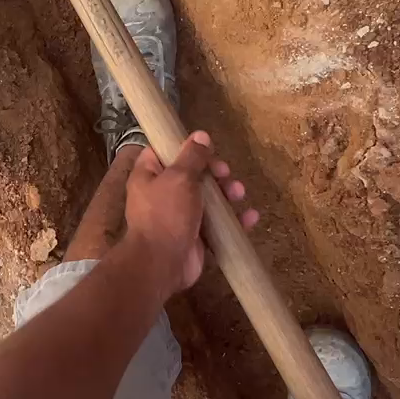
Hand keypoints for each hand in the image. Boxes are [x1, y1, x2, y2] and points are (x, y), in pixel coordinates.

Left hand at [118, 131, 256, 301]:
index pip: (164, 152)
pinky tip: (250, 218)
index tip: (206, 149)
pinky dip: (233, 220)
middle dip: (213, 173)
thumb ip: (192, 156)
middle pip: (192, 175)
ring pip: (207, 199)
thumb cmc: (165, 214)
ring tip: (238, 194)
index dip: (185, 148)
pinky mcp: (194, 236)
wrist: (162, 263)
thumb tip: (200, 135)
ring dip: (226, 194)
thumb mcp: (179, 177)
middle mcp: (161, 194)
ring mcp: (178, 216)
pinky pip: (217, 224)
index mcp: (148, 175)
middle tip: (225, 174)